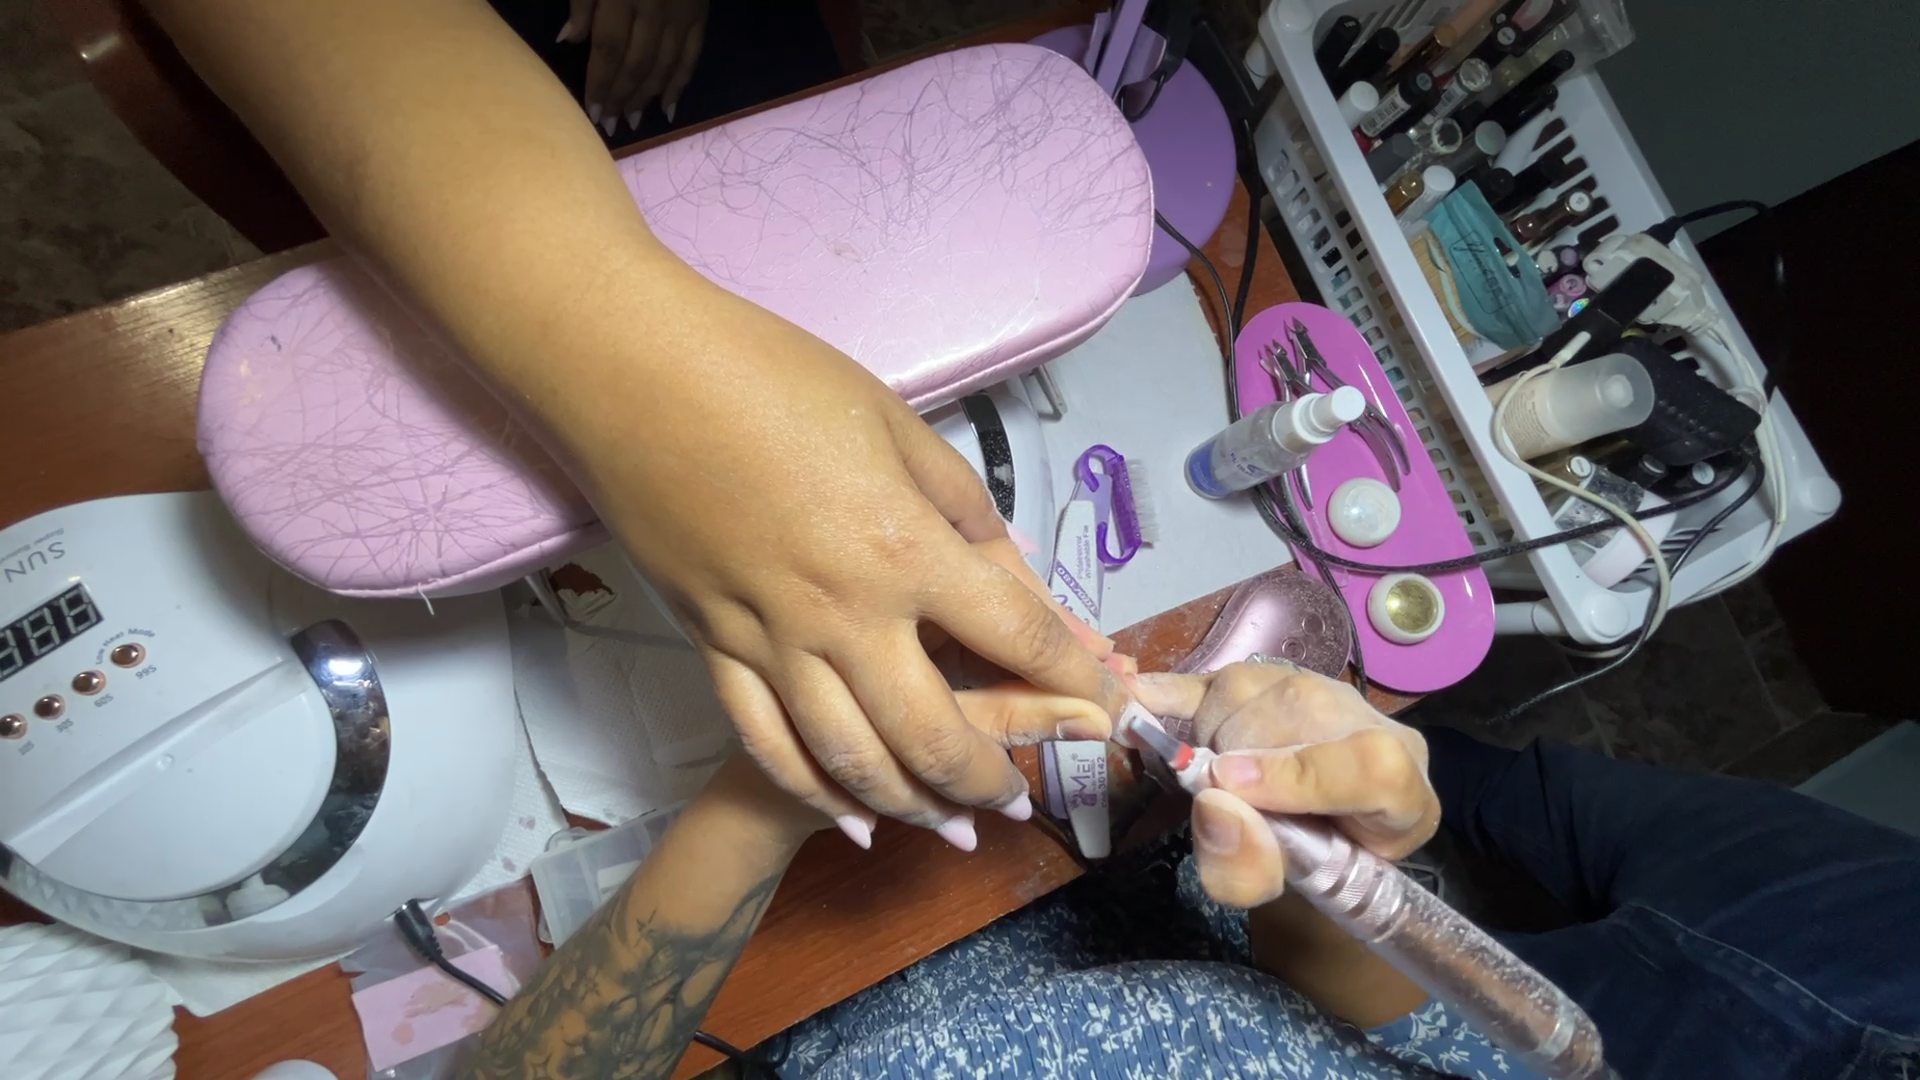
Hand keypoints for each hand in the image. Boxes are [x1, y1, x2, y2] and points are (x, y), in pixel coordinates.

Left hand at [559, 0, 707, 134]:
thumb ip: (582, 0)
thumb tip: (568, 40)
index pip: (609, 49)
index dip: (600, 84)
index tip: (593, 113)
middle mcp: (655, 12)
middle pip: (636, 66)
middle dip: (622, 99)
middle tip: (611, 126)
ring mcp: (681, 17)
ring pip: (662, 68)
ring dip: (646, 99)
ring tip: (633, 123)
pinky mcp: (700, 17)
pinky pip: (691, 59)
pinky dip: (679, 86)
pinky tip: (668, 110)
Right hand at [560, 282, 1125, 850]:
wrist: (636, 377)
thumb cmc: (778, 381)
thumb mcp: (898, 427)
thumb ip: (964, 510)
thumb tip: (1013, 575)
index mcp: (906, 550)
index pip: (1017, 634)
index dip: (1075, 675)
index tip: (1106, 703)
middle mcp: (847, 618)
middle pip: (935, 734)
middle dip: (993, 775)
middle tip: (1024, 795)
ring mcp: (772, 645)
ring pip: (852, 762)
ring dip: (916, 805)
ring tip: (957, 826)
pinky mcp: (714, 651)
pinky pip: (770, 744)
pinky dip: (818, 794)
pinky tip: (854, 821)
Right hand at [1133, 662, 1437, 907]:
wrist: (1304, 832)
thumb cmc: (1306, 866)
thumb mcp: (1285, 891)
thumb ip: (1249, 868)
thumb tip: (1212, 806)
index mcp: (1403, 792)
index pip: (1372, 766)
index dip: (1298, 774)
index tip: (1229, 786)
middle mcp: (1368, 723)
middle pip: (1293, 713)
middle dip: (1233, 755)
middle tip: (1217, 795)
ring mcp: (1316, 687)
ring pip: (1246, 686)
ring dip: (1206, 732)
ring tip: (1212, 770)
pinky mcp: (1264, 674)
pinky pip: (1208, 674)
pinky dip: (1166, 689)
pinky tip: (1138, 699)